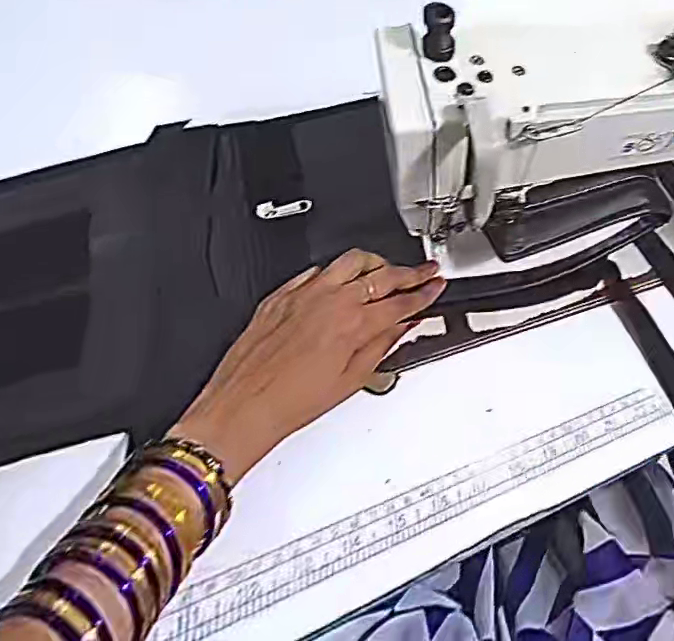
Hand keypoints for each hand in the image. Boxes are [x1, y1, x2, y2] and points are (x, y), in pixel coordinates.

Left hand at [167, 249, 443, 481]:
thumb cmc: (289, 404)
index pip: (403, 300)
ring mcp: (305, 295)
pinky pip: (315, 270)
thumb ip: (383, 345)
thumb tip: (403, 327)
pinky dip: (334, 272)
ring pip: (352, 260)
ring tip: (385, 267)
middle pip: (385, 274)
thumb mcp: (352, 380)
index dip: (426, 292)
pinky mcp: (281, 296)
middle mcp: (332, 302)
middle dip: (413, 271)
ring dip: (376, 262)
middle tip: (426, 270)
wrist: (237, 412)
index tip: (436, 286)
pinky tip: (338, 280)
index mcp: (354, 325)